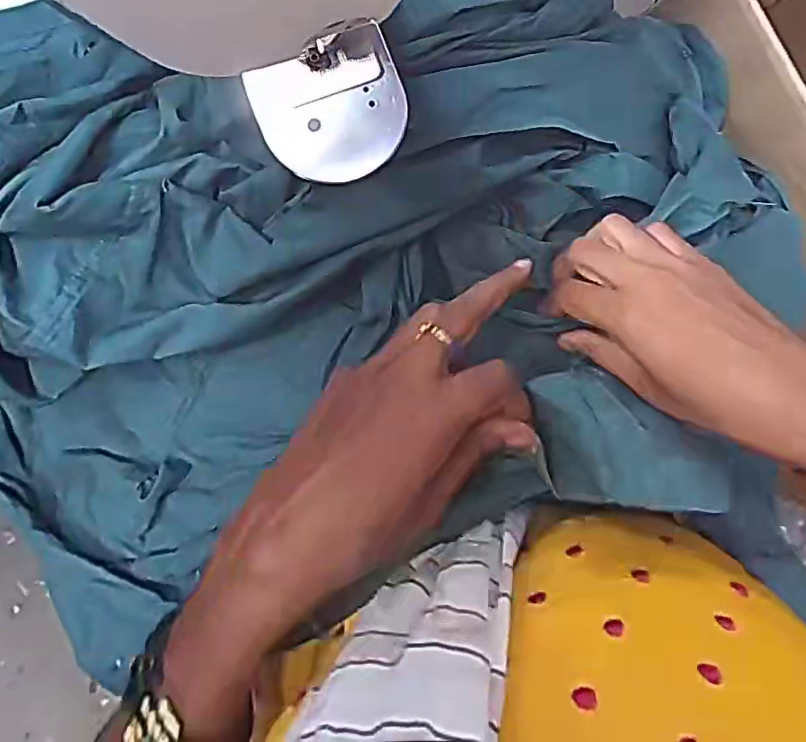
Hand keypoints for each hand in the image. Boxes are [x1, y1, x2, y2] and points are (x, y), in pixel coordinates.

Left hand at [159, 260, 538, 739]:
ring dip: (451, 314)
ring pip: (421, 319)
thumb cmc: (367, 529)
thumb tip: (520, 431)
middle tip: (519, 272)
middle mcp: (408, 370)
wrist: (284, 531)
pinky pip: (390, 350)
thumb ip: (475, 450)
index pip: (498, 377)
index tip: (519, 428)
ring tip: (472, 320)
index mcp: (439, 404)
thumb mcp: (433, 499)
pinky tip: (414, 386)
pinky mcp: (345, 375)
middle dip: (493, 290)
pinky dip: (414, 352)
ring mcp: (371, 366)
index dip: (518, 400)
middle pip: (458, 312)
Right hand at [547, 214, 805, 498]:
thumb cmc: (714, 402)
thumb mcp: (649, 387)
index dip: (554, 302)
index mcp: (626, 312)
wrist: (787, 390)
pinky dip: (639, 241)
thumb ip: (603, 353)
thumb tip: (570, 336)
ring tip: (603, 270)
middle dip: (566, 266)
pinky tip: (644, 266)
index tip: (554, 316)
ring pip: (616, 226)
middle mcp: (644, 275)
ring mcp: (674, 261)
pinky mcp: (700, 259)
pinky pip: (656, 231)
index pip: (570, 291)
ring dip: (599, 244)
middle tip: (571, 290)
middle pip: (584, 248)